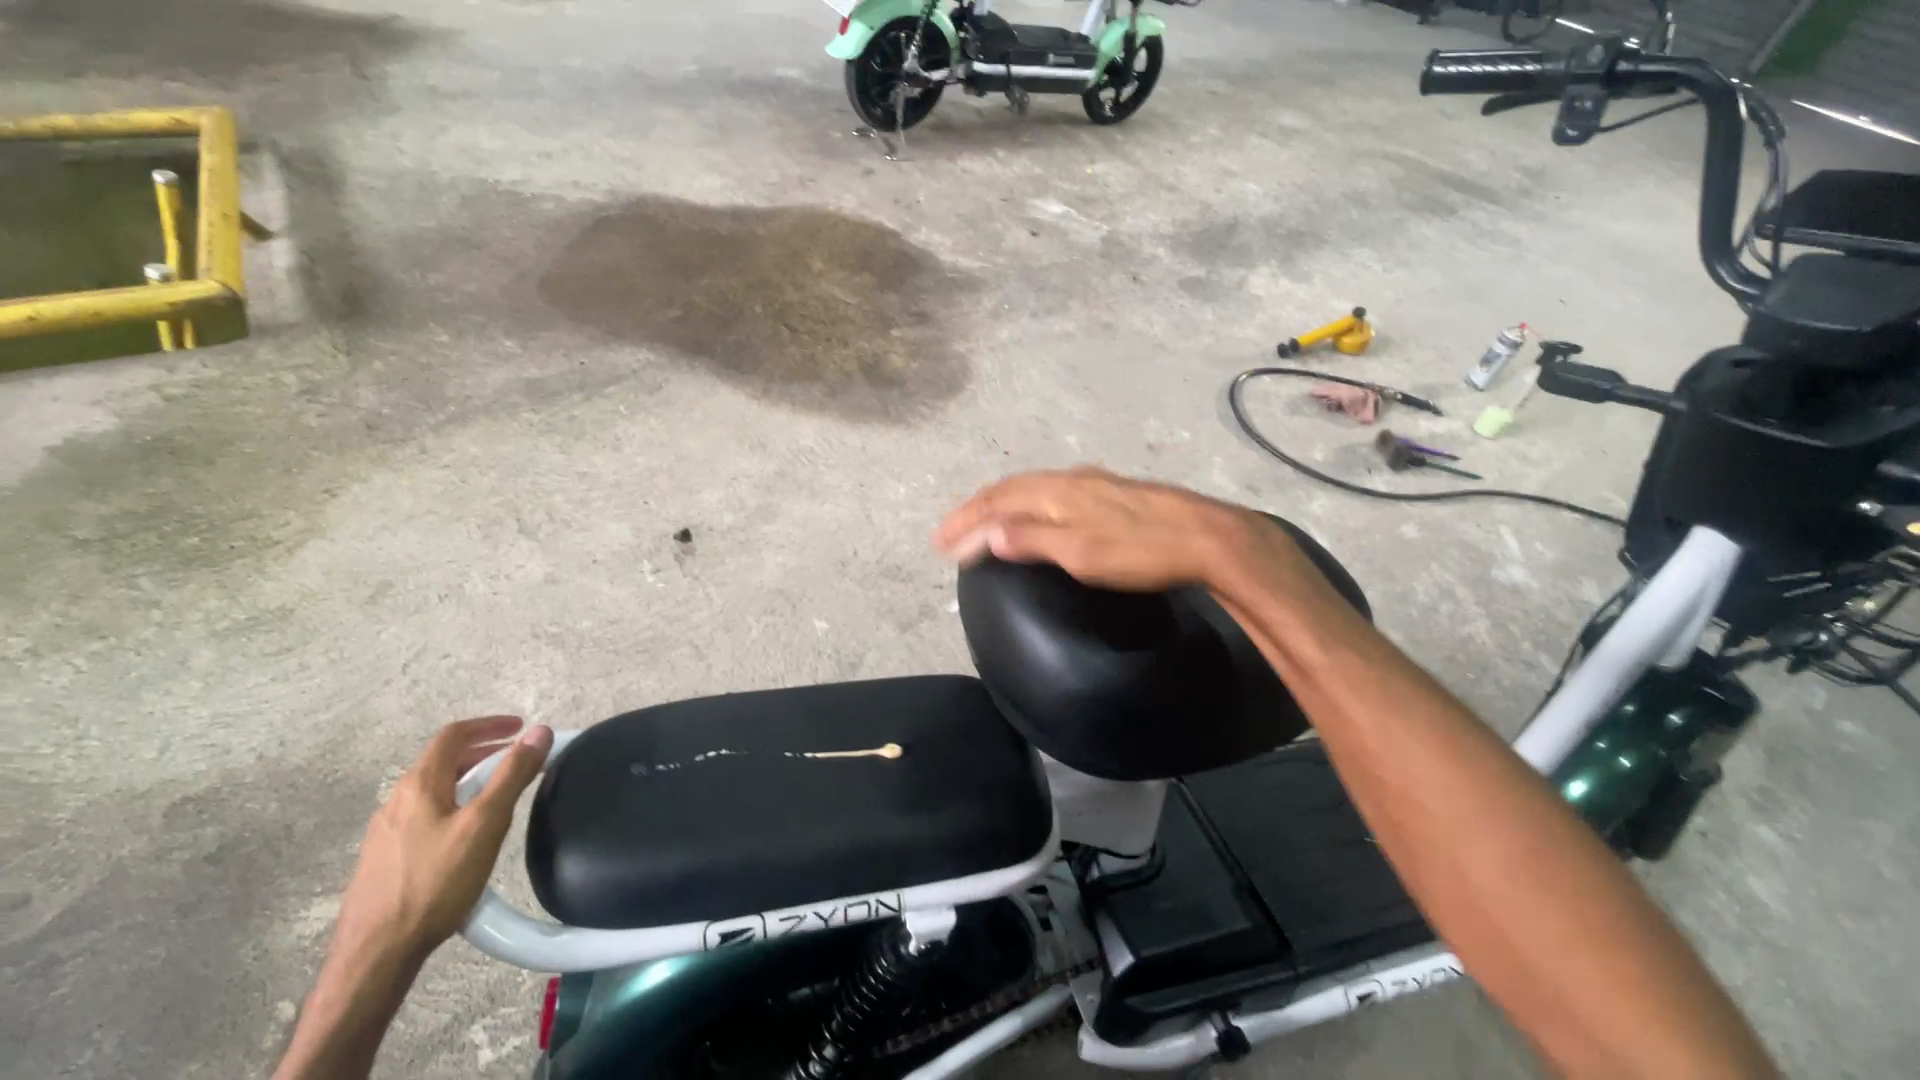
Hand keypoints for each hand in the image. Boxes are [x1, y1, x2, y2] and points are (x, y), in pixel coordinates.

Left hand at [333, 716, 553, 964]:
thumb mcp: (485, 825)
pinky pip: (424, 816)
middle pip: (441, 761)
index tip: (520, 727)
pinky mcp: (385, 858)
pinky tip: (465, 835)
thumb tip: (539, 732)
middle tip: (515, 759)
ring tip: (497, 795)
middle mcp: (396, 801)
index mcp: (419, 785)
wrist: (377, 951)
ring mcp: (386, 831)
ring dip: (466, 780)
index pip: (452, 735)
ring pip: (432, 791)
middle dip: (481, 752)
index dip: (488, 725)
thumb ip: (512, 775)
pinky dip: (452, 806)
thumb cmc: (436, 882)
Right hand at [933, 466, 1286, 591]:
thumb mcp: (1081, 552)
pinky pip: (1054, 493)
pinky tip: (1037, 514)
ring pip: (1035, 488)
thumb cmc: (1141, 551)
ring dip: (1003, 506)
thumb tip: (987, 532)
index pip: (997, 501)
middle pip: (1012, 488)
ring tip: (983, 523)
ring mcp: (1096, 483)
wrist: (1209, 538)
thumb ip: (1032, 539)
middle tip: (951, 534)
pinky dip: (1029, 505)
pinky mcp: (1115, 493)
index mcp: (1057, 491)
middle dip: (977, 510)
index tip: (939, 543)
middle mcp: (1071, 479)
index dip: (965, 522)